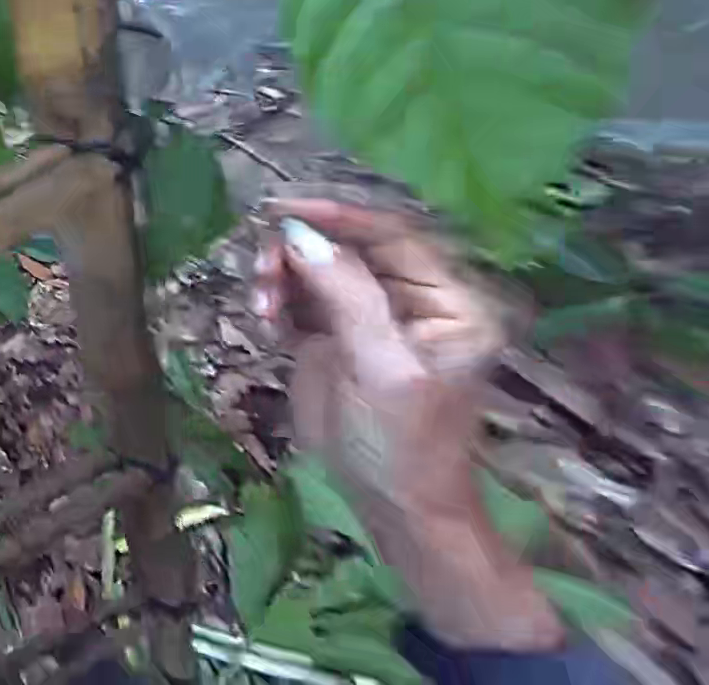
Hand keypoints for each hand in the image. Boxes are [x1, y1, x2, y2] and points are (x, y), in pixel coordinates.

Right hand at [255, 200, 563, 650]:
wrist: (385, 498)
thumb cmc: (403, 439)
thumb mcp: (381, 366)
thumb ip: (344, 295)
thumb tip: (297, 233)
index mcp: (446, 301)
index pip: (392, 236)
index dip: (339, 216)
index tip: (282, 210)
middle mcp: (405, 298)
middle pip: (341, 246)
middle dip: (296, 251)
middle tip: (263, 271)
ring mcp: (361, 313)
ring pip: (309, 265)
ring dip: (277, 276)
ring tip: (262, 306)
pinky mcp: (324, 329)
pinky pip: (291, 292)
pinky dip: (271, 297)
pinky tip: (264, 320)